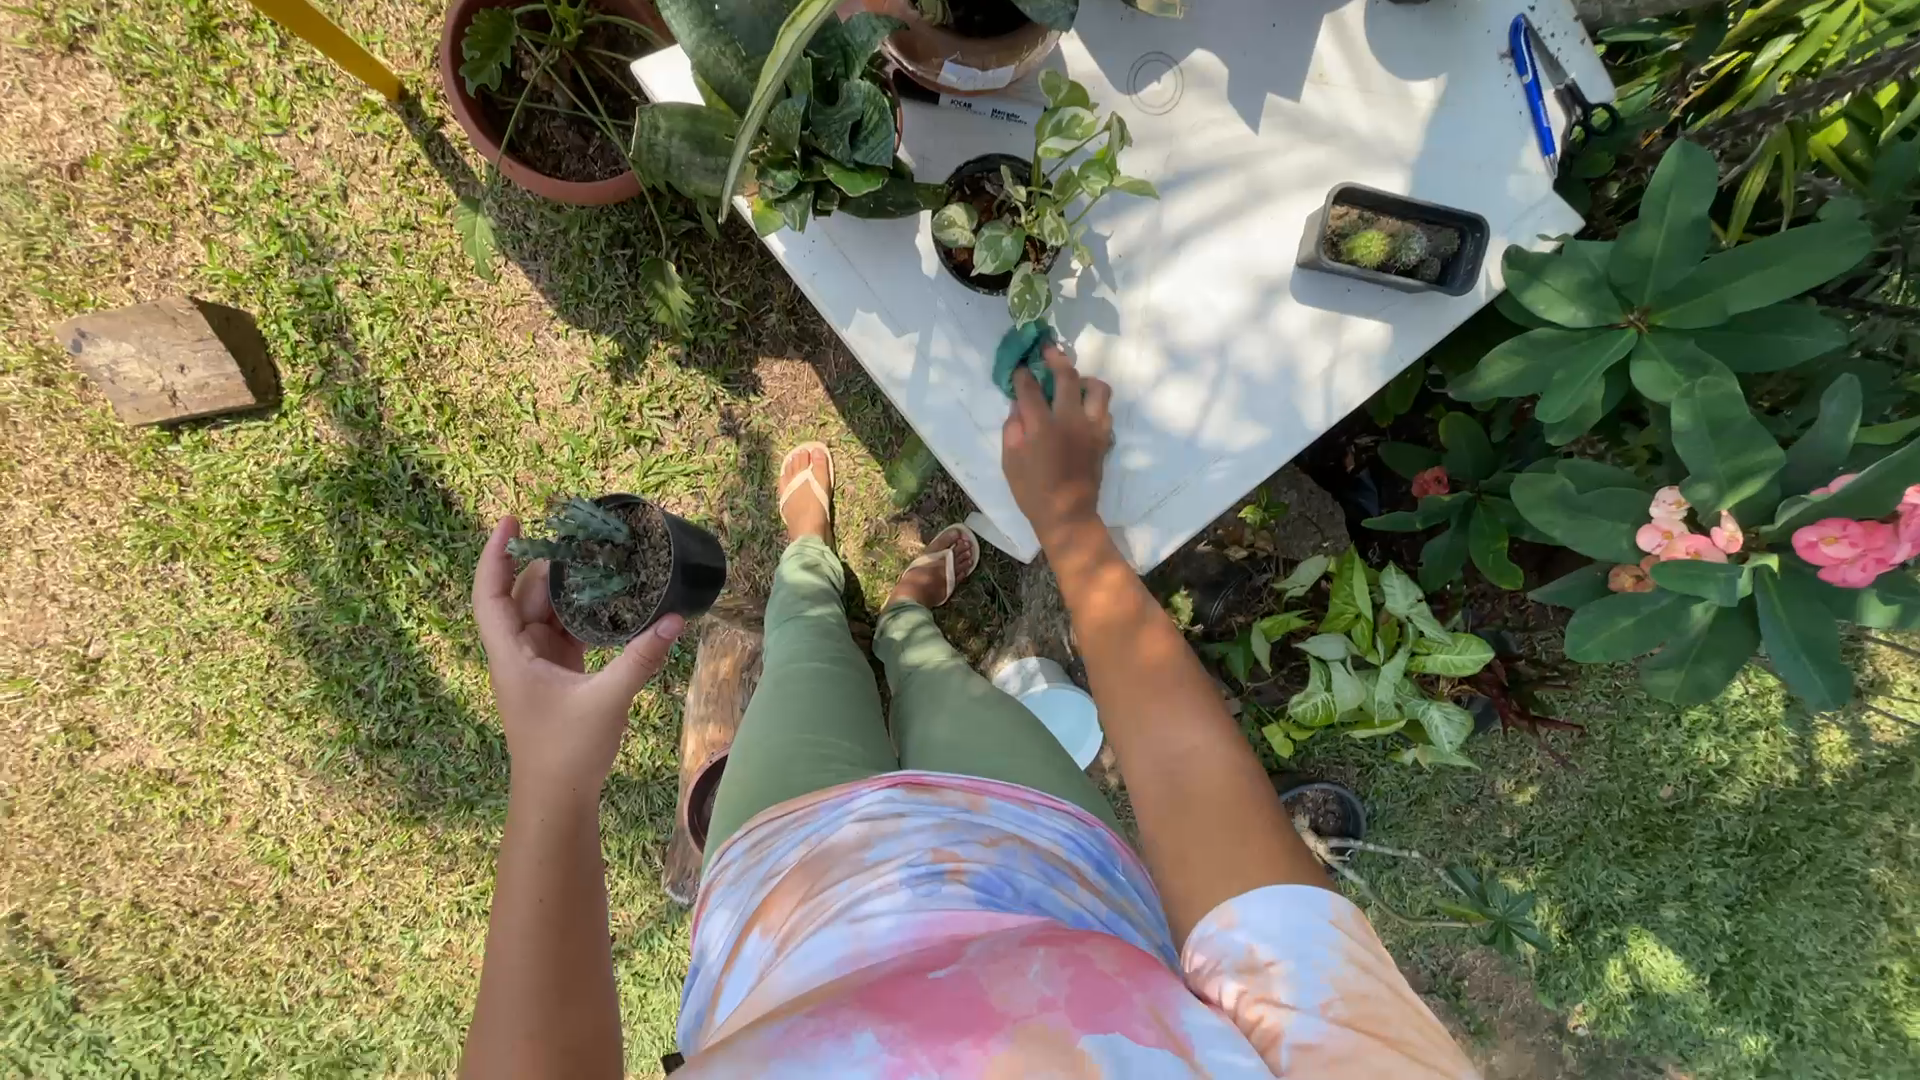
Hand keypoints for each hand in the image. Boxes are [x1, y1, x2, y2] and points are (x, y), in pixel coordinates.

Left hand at [472, 517, 684, 802]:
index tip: (512, 520)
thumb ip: (640, 659)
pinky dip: (582, 613)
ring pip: (546, 614)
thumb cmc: (566, 751)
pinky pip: (565, 632)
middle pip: (524, 597)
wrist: (557, 798)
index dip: (495, 556)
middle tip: (581, 537)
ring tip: (597, 560)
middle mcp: (520, 655)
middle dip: (547, 565)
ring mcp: (539, 666)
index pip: (491, 595)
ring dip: (567, 588)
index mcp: (513, 656)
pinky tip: (607, 600)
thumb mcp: (607, 700)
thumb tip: (676, 619)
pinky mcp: (559, 676)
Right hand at [1002, 344, 1113, 549]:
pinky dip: (1094, 405)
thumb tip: (1019, 407)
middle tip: (1048, 351)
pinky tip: (1082, 411)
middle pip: (1068, 377)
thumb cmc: (1032, 492)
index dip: (1023, 375)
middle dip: (1055, 359)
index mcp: (1042, 427)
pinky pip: (1104, 411)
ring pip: (1098, 388)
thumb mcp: (1010, 461)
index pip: (1031, 389)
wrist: (1067, 515)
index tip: (1019, 368)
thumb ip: (1013, 429)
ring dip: (1084, 379)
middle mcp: (1070, 420)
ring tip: (1074, 383)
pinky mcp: (1104, 439)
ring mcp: (1092, 428)